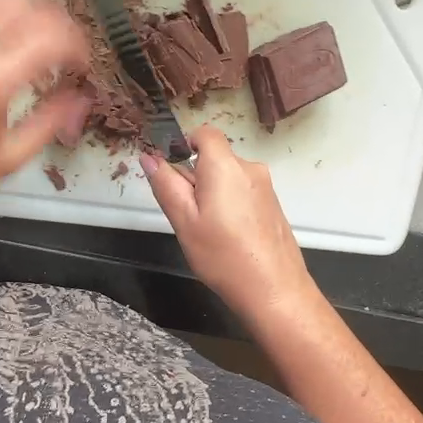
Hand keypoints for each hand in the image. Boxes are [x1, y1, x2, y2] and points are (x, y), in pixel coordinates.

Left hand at [0, 0, 89, 209]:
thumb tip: (83, 97)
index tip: (80, 62)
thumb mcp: (9, 157)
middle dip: (55, 23)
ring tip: (28, 32)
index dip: (77, 45)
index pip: (52, 38)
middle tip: (59, 47)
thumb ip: (51, 122)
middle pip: (29, 6)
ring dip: (23, 7)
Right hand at [142, 126, 316, 317]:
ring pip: (227, 179)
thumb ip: (166, 185)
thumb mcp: (184, 221)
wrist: (273, 289)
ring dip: (211, 196)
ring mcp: (265, 187)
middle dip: (195, 179)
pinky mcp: (272, 206)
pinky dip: (229, 208)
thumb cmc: (222, 256)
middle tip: (186, 216)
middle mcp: (249, 168)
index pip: (204, 133)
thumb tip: (149, 157)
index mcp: (225, 165)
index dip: (184, 145)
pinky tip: (226, 239)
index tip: (171, 172)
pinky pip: (242, 195)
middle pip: (215, 159)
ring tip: (206, 232)